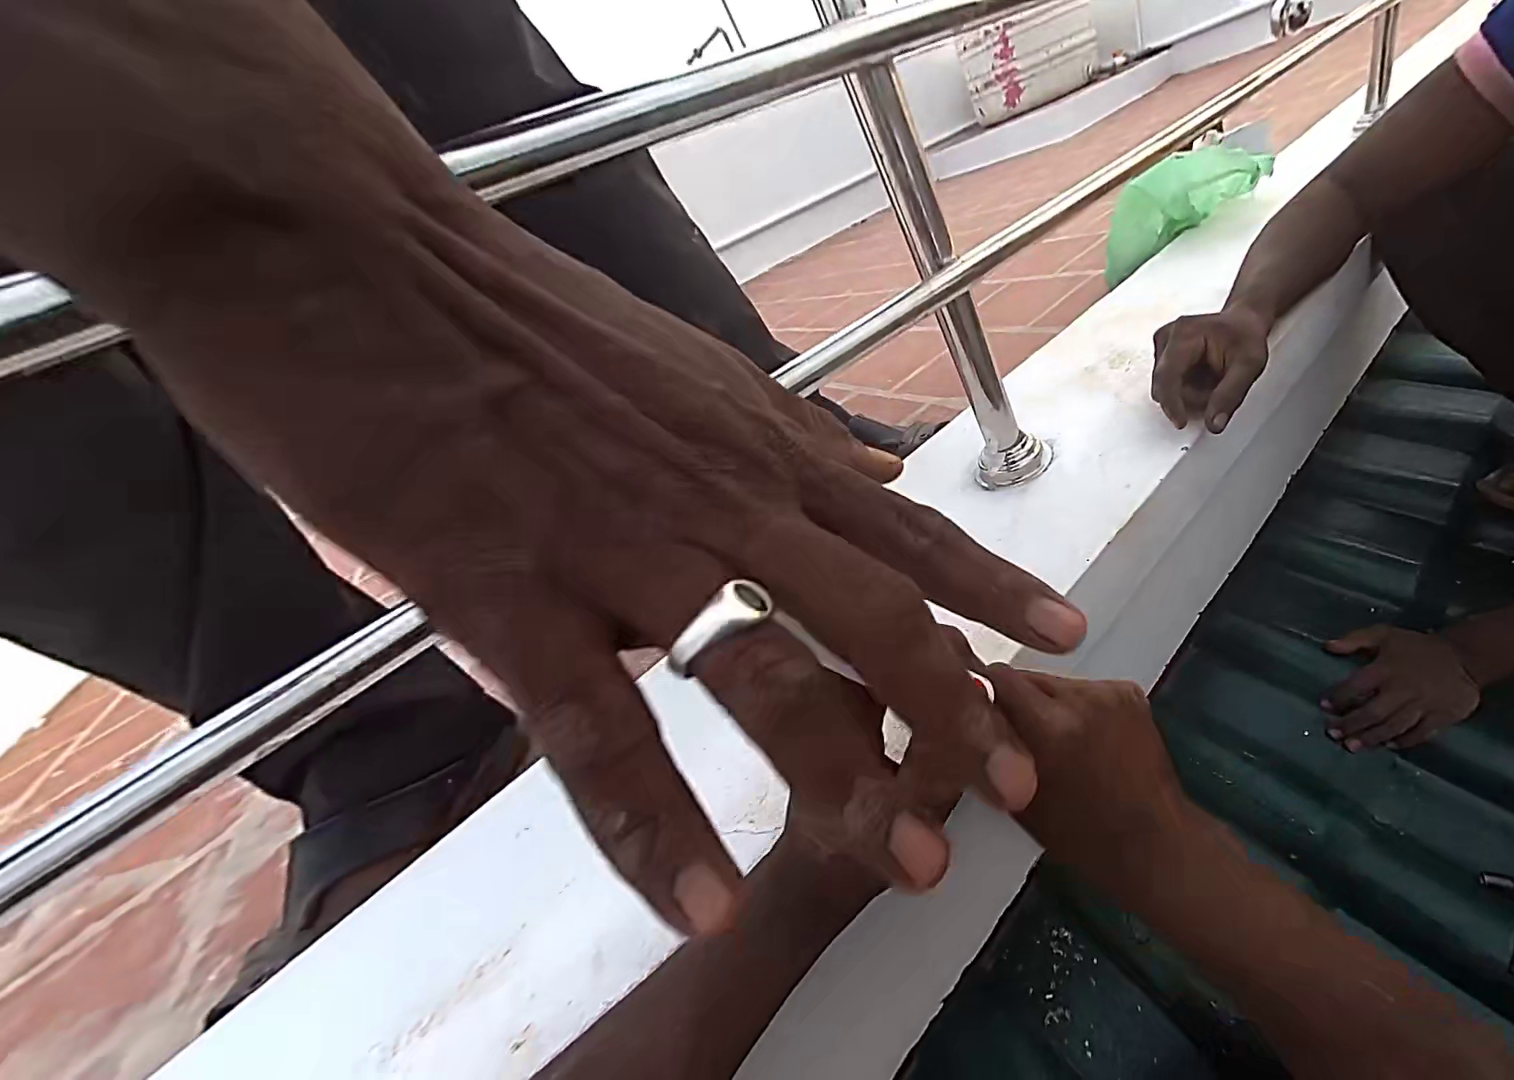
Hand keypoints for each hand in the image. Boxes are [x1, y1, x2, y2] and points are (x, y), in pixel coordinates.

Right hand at [126, 195, 1086, 936]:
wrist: (355, 260)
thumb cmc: (538, 324)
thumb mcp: (706, 371)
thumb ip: (799, 436)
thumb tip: (879, 470)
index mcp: (767, 455)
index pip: (912, 535)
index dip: (995, 587)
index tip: (1065, 634)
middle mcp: (728, 508)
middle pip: (875, 619)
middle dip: (953, 704)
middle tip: (1016, 784)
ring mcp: (626, 555)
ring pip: (768, 681)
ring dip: (844, 779)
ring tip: (913, 859)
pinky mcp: (508, 597)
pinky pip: (599, 735)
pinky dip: (654, 829)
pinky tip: (702, 902)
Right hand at [983, 666, 1191, 891]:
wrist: (1149, 841)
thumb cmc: (1084, 835)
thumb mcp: (1016, 800)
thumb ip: (992, 751)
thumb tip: (972, 717)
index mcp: (1048, 728)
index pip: (997, 677)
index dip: (983, 691)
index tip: (979, 706)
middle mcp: (1080, 701)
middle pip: (1025, 676)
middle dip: (1016, 700)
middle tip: (1021, 734)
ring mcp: (1108, 694)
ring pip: (1055, 681)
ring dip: (1048, 702)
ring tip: (1060, 741)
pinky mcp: (1128, 692)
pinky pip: (1086, 687)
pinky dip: (1080, 706)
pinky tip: (1087, 738)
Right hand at [1150, 305, 1271, 431]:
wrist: (1243, 321)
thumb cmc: (1246, 336)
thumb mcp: (1249, 365)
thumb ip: (1230, 396)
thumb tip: (1213, 424)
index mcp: (1184, 334)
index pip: (1167, 376)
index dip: (1172, 403)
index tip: (1181, 422)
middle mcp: (1167, 337)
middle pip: (1165, 385)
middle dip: (1189, 398)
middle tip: (1217, 388)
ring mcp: (1162, 346)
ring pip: (1165, 388)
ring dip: (1188, 394)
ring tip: (1212, 380)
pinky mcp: (1161, 355)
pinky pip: (1167, 385)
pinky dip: (1185, 389)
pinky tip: (1201, 377)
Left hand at [1321, 626, 1481, 749]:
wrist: (1463, 656)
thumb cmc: (1416, 646)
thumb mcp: (1384, 634)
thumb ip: (1354, 640)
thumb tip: (1327, 646)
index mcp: (1386, 670)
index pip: (1356, 686)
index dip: (1339, 697)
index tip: (1324, 706)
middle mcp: (1402, 690)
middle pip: (1373, 712)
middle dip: (1351, 725)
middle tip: (1333, 733)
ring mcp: (1423, 706)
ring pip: (1393, 726)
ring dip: (1371, 738)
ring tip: (1352, 746)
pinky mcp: (1443, 717)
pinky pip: (1420, 734)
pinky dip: (1403, 741)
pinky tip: (1387, 745)